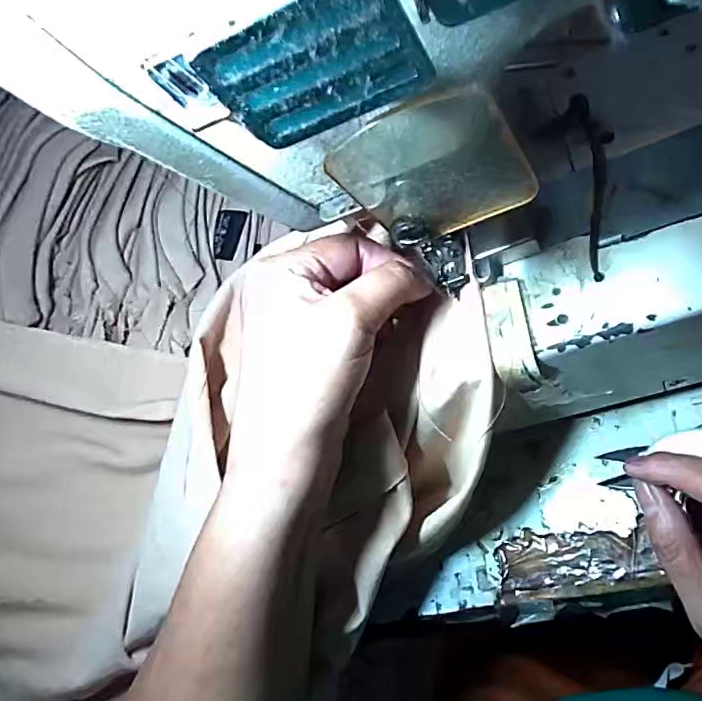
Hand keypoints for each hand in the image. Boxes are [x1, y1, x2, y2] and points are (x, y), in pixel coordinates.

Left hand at [222, 233, 432, 499]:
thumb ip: (392, 280)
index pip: (352, 244)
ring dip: (382, 310)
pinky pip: (347, 322)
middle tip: (409, 310)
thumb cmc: (308, 384)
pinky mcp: (306, 348)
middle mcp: (282, 287)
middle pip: (353, 267)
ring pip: (354, 296)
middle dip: (387, 287)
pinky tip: (378, 348)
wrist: (288, 456)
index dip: (390, 262)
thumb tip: (420, 271)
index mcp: (281, 267)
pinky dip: (370, 329)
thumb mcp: (355, 317)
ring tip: (390, 334)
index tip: (419, 288)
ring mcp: (292, 319)